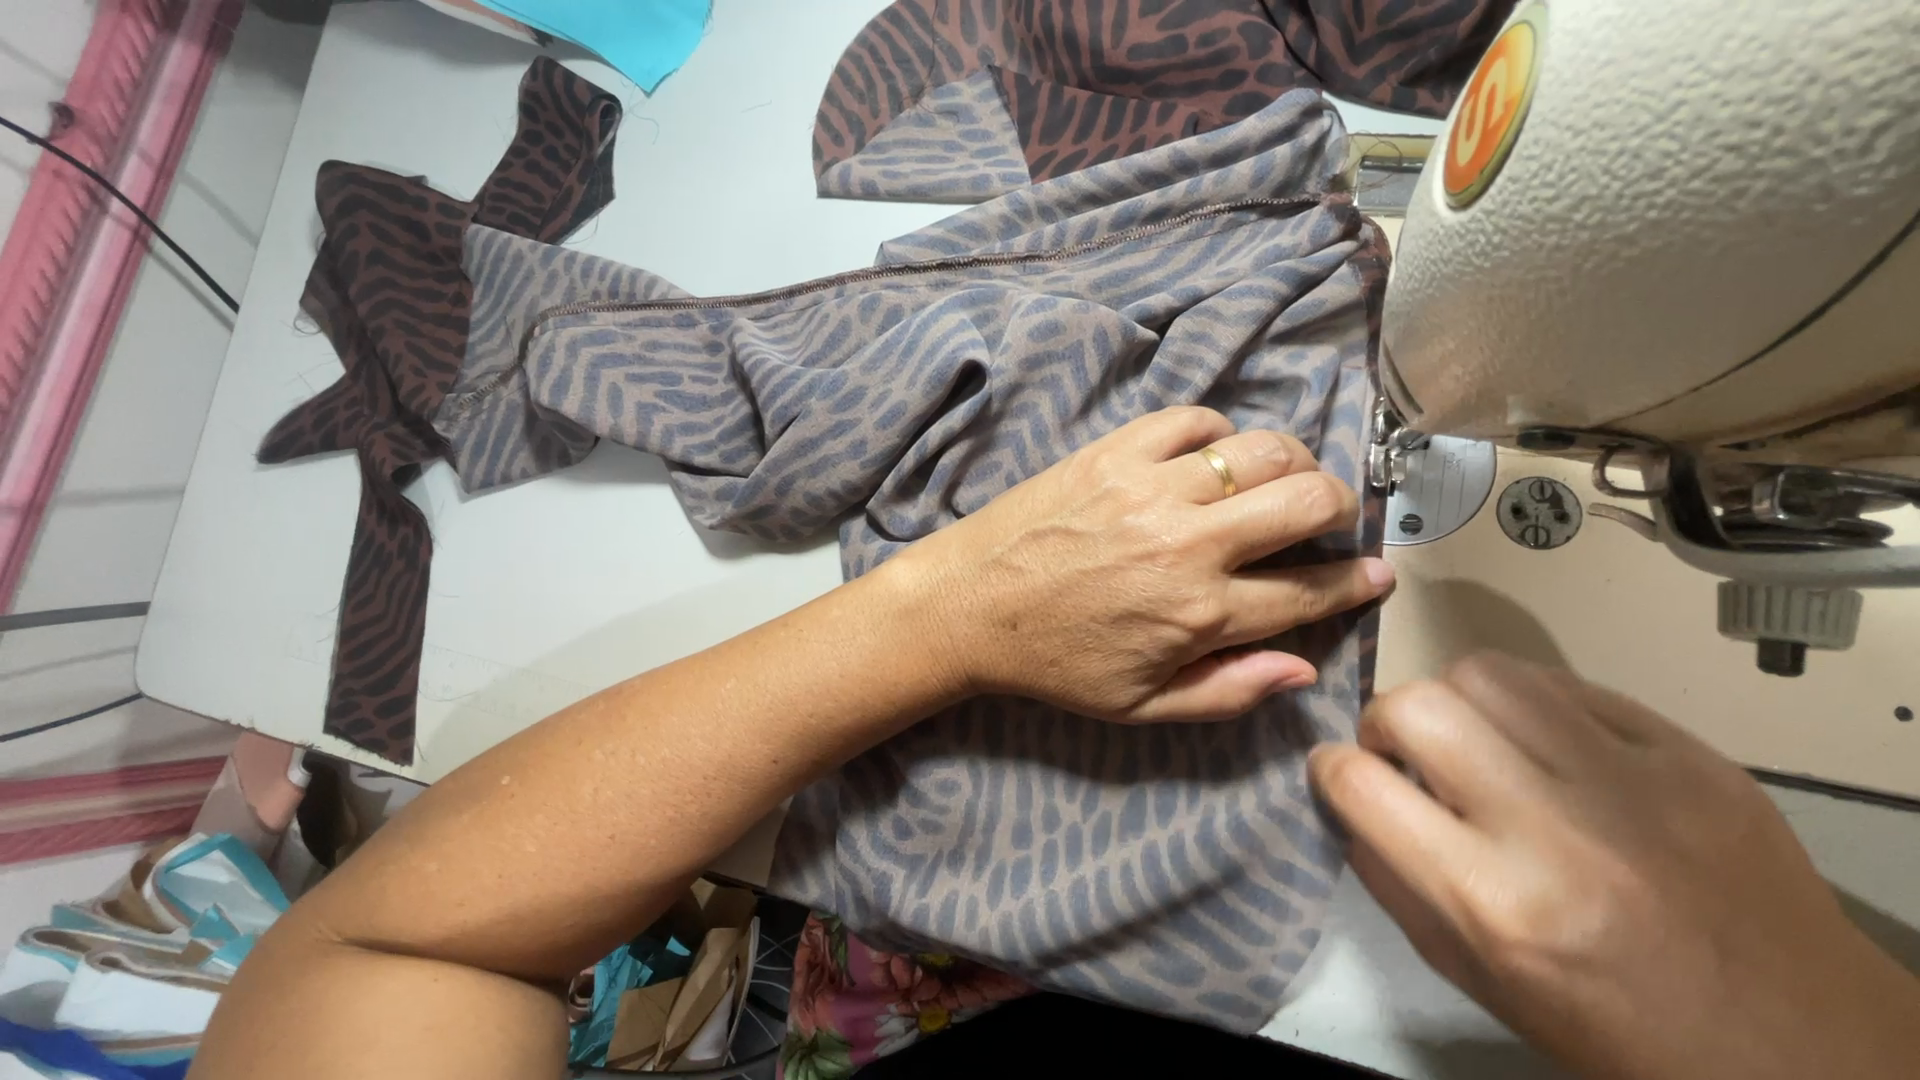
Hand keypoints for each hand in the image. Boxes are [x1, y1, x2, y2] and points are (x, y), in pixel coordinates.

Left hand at [884, 406, 1393, 722]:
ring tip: (1279, 484)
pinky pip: (1192, 419)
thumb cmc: (1054, 662)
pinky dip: (1218, 432)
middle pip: (1308, 501)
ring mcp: (1150, 488)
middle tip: (1328, 521)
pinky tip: (1212, 457)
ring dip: (1291, 464)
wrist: (969, 605)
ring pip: (1262, 450)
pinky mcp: (1113, 452)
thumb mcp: (1139, 706)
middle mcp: (1189, 543)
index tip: (1375, 573)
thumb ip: (1227, 691)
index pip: (1310, 591)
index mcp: (1200, 613)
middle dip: (1341, 510)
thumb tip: (1303, 669)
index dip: (1355, 582)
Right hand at [1310, 652, 1919, 1079]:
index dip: (1330, 770)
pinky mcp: (1694, 757)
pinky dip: (1534, 708)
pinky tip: (1550, 750)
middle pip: (1418, 706)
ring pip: (1489, 673)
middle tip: (1407, 755)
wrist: (1804, 1052)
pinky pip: (1570, 687)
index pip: (1358, 783)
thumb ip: (1392, 878)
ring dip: (1456, 702)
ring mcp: (1634, 782)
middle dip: (1385, 723)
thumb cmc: (1611, 1026)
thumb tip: (1350, 795)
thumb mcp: (1472, 974)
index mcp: (1493, 902)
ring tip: (1477, 741)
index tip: (1343, 776)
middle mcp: (1555, 831)